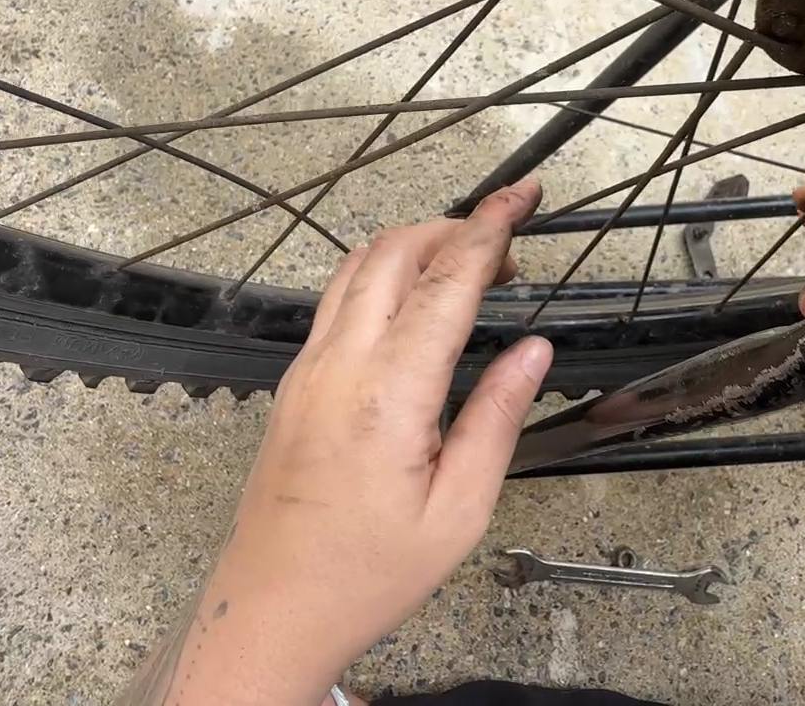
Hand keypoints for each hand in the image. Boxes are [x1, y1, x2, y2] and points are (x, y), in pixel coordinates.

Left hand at [158, 181, 552, 705]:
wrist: (270, 608)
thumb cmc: (366, 572)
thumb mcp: (459, 510)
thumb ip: (498, 418)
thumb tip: (533, 351)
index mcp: (389, 393)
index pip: (447, 280)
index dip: (490, 228)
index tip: (521, 196)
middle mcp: (341, 362)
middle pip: (396, 250)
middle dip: (456, 226)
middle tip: (507, 247)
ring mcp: (310, 364)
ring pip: (361, 264)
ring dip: (417, 245)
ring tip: (468, 268)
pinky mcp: (296, 376)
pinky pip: (340, 296)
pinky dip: (385, 272)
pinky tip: (416, 300)